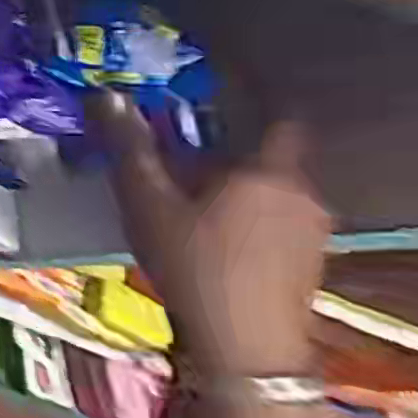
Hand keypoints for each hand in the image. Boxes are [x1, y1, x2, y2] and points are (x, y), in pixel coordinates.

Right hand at [91, 91, 330, 375]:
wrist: (242, 338)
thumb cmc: (189, 258)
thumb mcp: (144, 199)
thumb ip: (129, 146)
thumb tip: (106, 95)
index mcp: (266, 172)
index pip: (275, 115)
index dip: (251, 93)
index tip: (218, 79)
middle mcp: (301, 191)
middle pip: (263, 152)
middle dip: (219, 145)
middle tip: (172, 149)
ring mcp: (311, 226)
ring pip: (267, 184)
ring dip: (228, 178)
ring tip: (179, 191)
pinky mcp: (306, 253)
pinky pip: (272, 211)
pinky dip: (239, 205)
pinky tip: (202, 225)